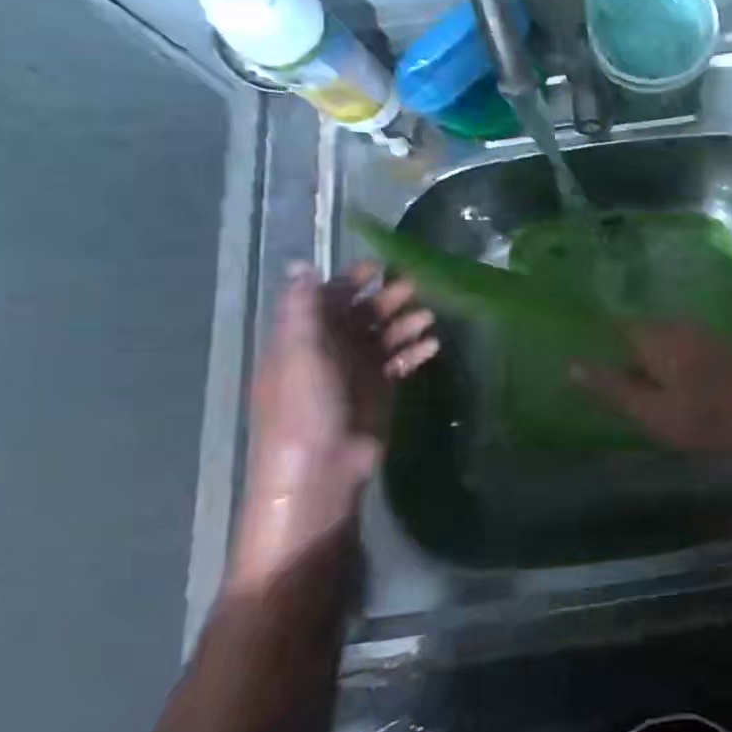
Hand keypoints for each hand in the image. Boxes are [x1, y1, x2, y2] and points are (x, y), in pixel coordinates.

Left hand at [228, 261, 438, 592]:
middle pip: (363, 314)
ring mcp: (357, 370)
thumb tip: (301, 263)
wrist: (321, 468)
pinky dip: (415, 351)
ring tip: (430, 318)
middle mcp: (331, 348)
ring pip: (386, 335)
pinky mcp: (381, 390)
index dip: (352, 279)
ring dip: (406, 323)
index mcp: (304, 337)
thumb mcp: (298, 351)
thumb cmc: (304, 406)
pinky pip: (401, 361)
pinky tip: (433, 347)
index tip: (381, 266)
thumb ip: (302, 307)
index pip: (329, 298)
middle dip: (388, 298)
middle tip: (417, 288)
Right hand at [569, 322, 731, 471]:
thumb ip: (612, 388)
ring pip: (659, 341)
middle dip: (622, 351)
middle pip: (639, 332)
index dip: (599, 336)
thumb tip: (572, 365)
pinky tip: (666, 387)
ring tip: (633, 388)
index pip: (617, 324)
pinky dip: (666, 363)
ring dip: (645, 360)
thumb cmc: (705, 419)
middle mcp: (678, 325)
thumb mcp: (651, 412)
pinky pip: (677, 348)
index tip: (582, 351)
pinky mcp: (714, 348)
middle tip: (605, 380)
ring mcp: (699, 334)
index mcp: (658, 335)